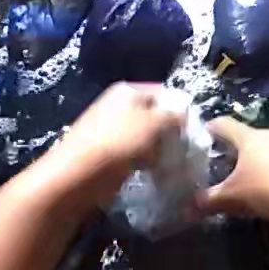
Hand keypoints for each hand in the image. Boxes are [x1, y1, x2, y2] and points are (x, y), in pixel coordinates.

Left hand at [35, 83, 184, 206]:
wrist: (73, 178)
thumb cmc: (117, 145)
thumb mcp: (154, 124)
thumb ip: (174, 115)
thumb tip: (184, 115)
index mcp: (129, 91)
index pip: (167, 94)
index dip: (183, 111)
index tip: (195, 133)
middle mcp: (119, 106)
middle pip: (157, 116)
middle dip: (173, 134)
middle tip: (185, 152)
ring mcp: (111, 130)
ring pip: (148, 138)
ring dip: (161, 151)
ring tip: (171, 166)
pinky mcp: (107, 153)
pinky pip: (136, 154)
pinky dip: (146, 163)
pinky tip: (154, 175)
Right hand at [195, 117, 268, 226]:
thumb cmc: (267, 189)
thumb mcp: (232, 197)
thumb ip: (208, 200)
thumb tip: (188, 208)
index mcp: (250, 136)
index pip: (224, 123)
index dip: (209, 129)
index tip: (197, 138)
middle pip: (245, 137)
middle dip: (230, 150)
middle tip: (216, 164)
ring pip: (264, 151)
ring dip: (252, 163)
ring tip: (239, 180)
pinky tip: (265, 191)